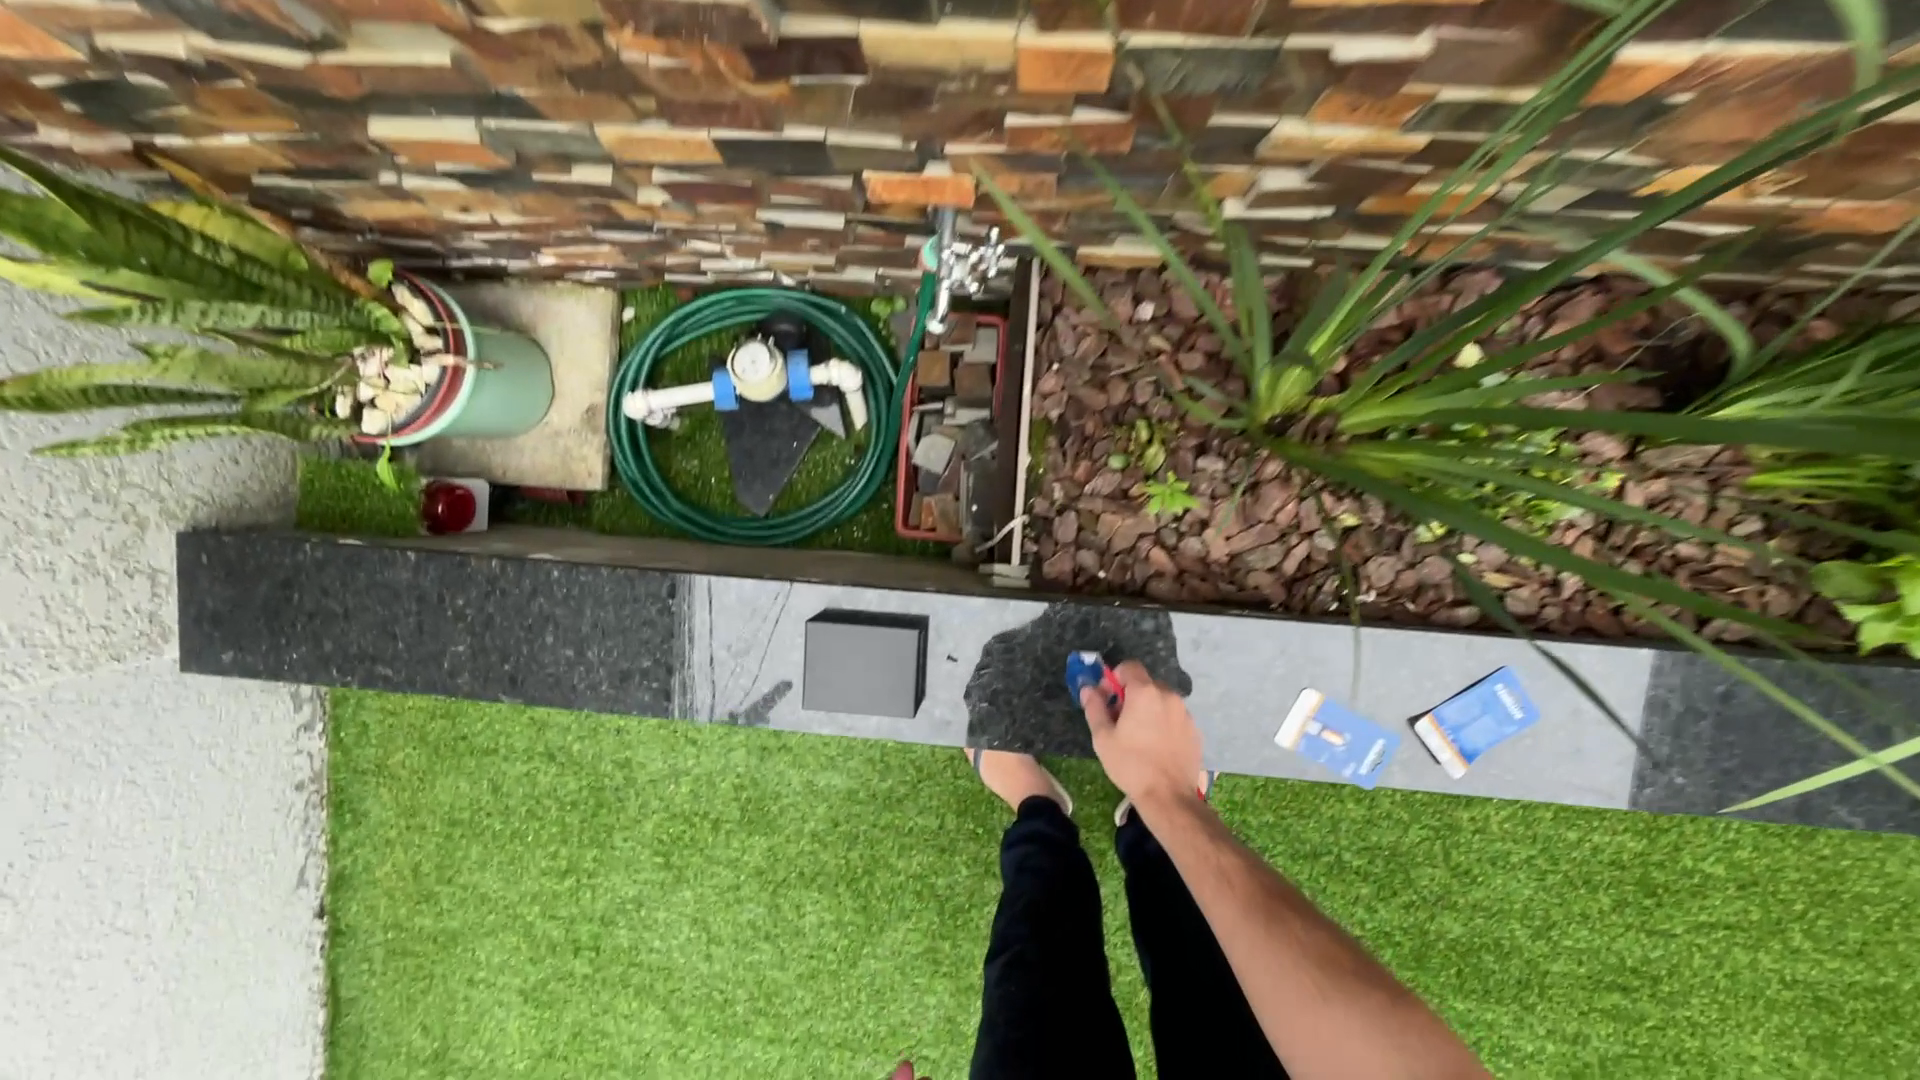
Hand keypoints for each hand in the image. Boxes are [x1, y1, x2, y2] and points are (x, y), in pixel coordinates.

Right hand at [1080, 660, 1203, 811]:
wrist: (1168, 796)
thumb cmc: (1130, 764)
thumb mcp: (1103, 737)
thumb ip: (1094, 707)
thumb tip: (1088, 688)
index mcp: (1145, 692)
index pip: (1129, 666)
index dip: (1115, 678)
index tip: (1107, 698)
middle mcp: (1168, 696)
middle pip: (1146, 683)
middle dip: (1131, 695)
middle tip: (1119, 719)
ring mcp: (1185, 713)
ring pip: (1161, 700)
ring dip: (1148, 708)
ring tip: (1138, 735)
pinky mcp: (1194, 730)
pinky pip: (1174, 716)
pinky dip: (1163, 722)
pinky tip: (1156, 746)